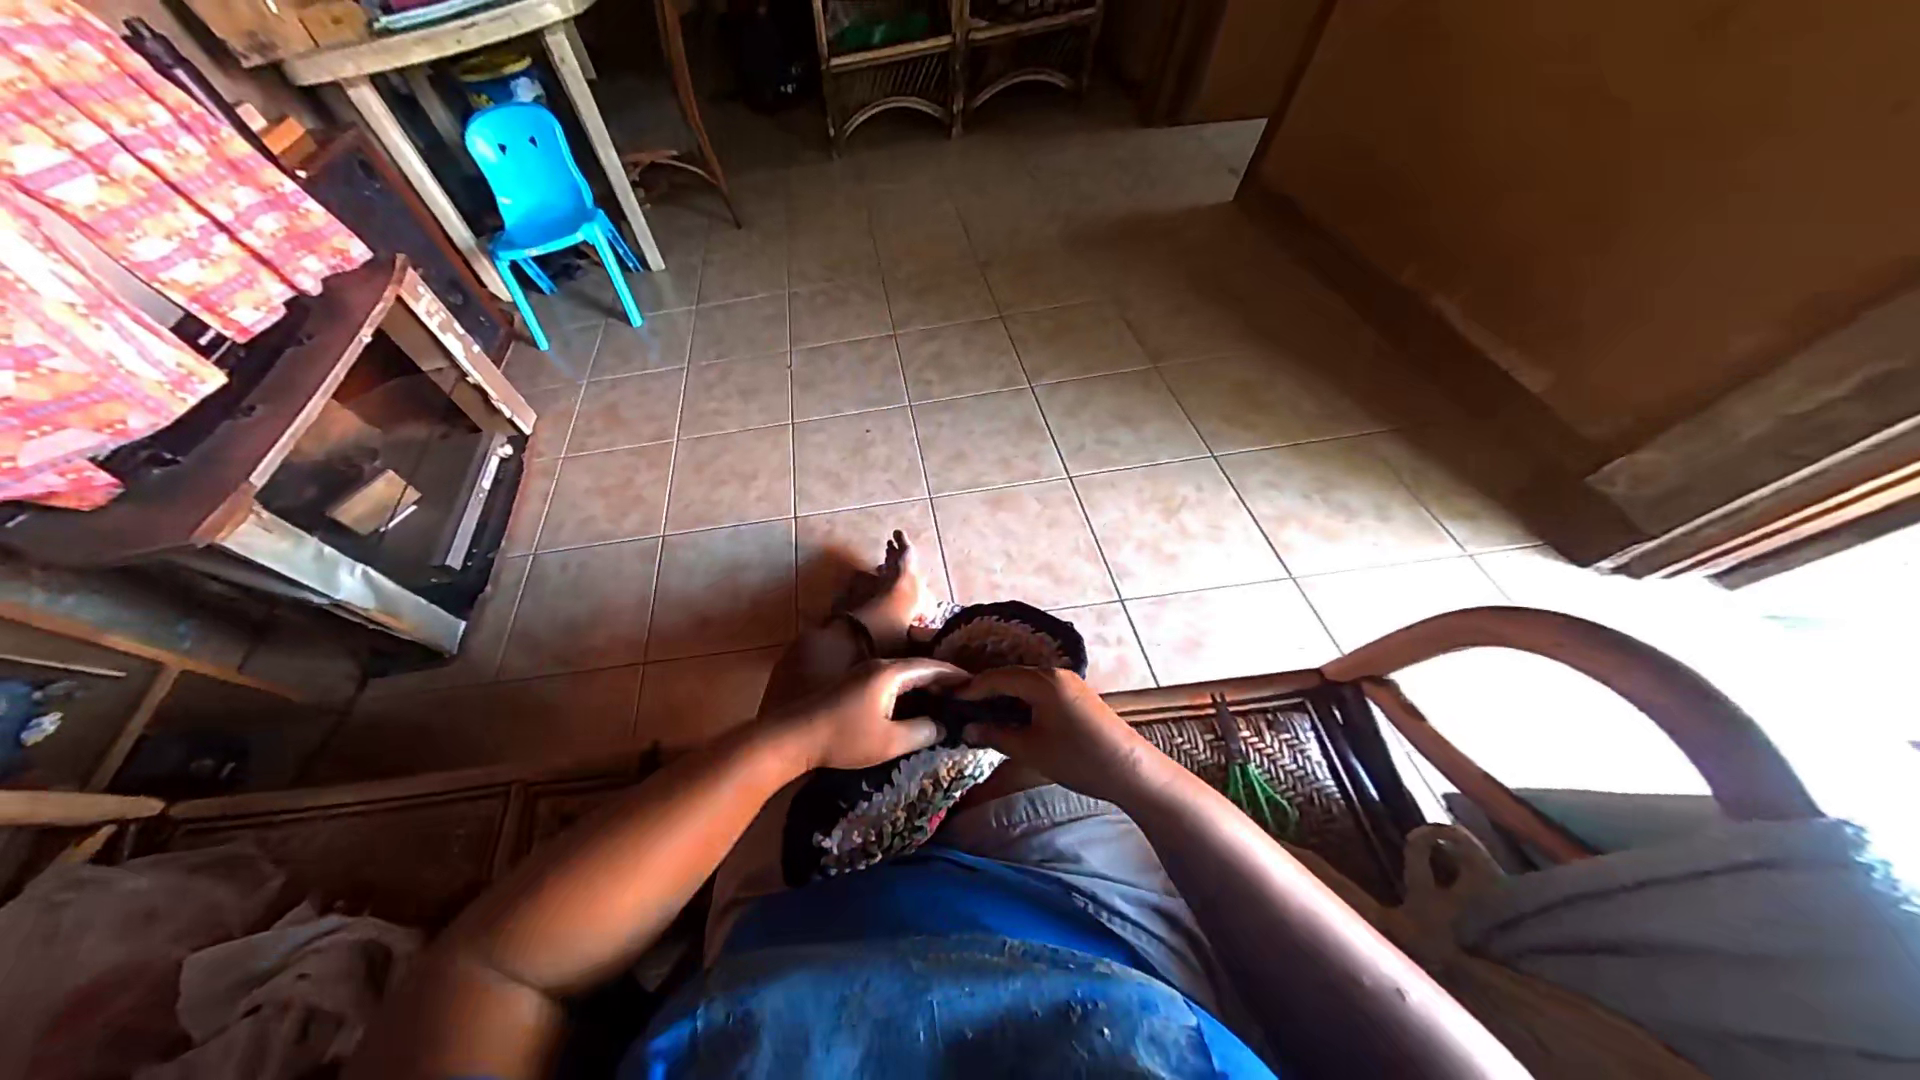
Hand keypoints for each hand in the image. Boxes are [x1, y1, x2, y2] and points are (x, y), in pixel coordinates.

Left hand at [777, 658, 969, 770]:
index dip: (953, 675)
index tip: (973, 682)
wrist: (792, 736)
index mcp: (889, 673)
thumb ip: (921, 732)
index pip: (931, 667)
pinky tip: (907, 704)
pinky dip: (905, 687)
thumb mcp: (890, 742)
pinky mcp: (849, 684)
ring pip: (900, 672)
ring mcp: (860, 672)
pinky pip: (887, 679)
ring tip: (939, 698)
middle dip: (940, 678)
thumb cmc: (844, 738)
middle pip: (916, 666)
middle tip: (960, 693)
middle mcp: (877, 665)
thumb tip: (942, 726)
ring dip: (921, 682)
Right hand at [955, 667, 1164, 804]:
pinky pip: (1041, 689)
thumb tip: (967, 729)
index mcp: (1042, 680)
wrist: (1130, 770)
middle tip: (963, 705)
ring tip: (983, 711)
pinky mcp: (1078, 694)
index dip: (972, 688)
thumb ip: (996, 735)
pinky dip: (1023, 698)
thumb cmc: (1078, 758)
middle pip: (1012, 675)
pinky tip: (1013, 715)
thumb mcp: (1030, 749)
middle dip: (987, 689)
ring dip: (1005, 694)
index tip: (950, 698)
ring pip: (1027, 682)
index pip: (998, 677)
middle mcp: (1056, 673)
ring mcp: (1070, 682)